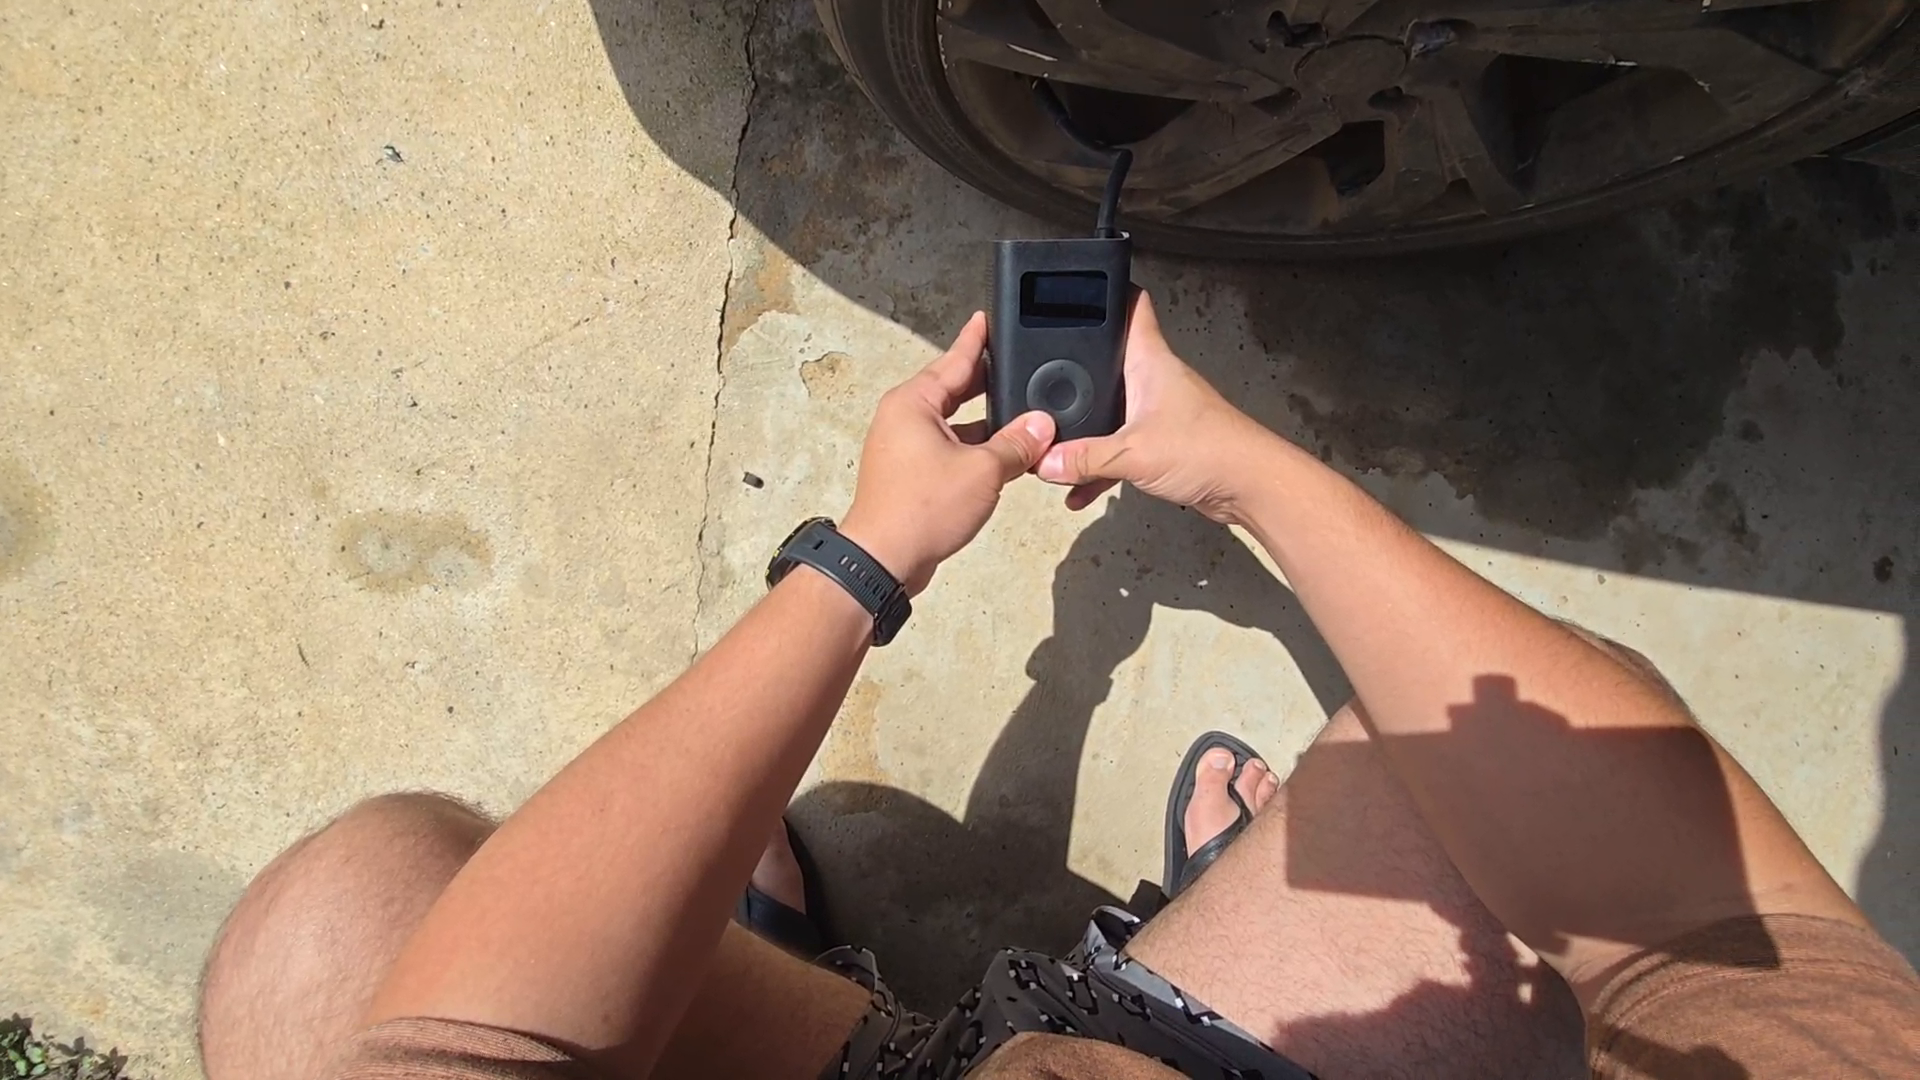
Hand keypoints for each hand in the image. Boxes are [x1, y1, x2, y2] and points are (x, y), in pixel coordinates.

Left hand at [841, 312, 1055, 594]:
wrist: (884, 559)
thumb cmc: (922, 508)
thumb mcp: (982, 471)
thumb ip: (1017, 444)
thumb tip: (1041, 426)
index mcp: (914, 402)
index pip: (953, 359)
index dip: (976, 340)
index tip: (986, 319)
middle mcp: (903, 419)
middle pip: (952, 390)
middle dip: (986, 383)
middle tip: (1015, 366)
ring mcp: (903, 448)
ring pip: (952, 425)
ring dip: (984, 425)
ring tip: (1021, 416)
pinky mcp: (909, 475)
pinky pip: (947, 451)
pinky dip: (972, 451)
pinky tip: (1001, 456)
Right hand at [1036, 290, 1275, 523]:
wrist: (1248, 486)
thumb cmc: (1207, 449)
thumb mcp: (1133, 453)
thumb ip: (1084, 458)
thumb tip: (1044, 461)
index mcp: (1150, 362)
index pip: (1131, 307)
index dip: (1108, 291)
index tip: (1080, 286)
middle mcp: (1154, 380)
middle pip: (1109, 363)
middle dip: (1077, 371)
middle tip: (1041, 371)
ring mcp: (1158, 413)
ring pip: (1111, 414)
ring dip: (1086, 431)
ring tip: (1051, 446)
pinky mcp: (1162, 445)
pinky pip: (1119, 451)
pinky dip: (1099, 467)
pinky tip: (1078, 490)